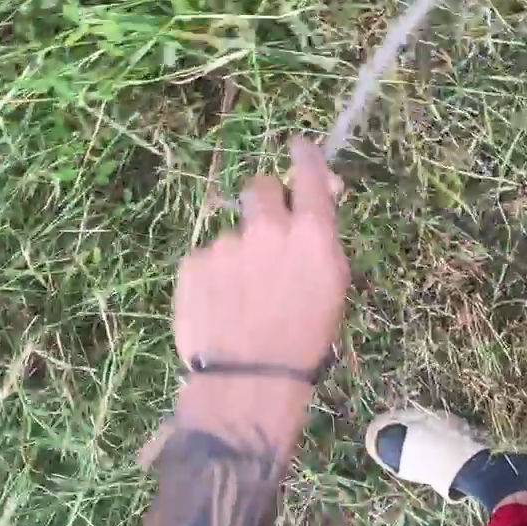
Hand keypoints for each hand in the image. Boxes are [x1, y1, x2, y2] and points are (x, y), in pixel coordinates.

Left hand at [171, 137, 348, 446]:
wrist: (250, 379)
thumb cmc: (306, 336)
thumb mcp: (333, 283)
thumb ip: (322, 236)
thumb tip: (315, 201)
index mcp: (312, 233)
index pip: (309, 173)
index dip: (304, 155)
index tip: (298, 146)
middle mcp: (269, 228)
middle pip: (261, 186)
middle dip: (265, 200)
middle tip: (267, 229)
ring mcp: (227, 243)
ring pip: (234, 230)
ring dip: (240, 248)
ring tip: (243, 292)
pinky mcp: (193, 263)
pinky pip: (208, 256)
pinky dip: (215, 273)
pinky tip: (222, 303)